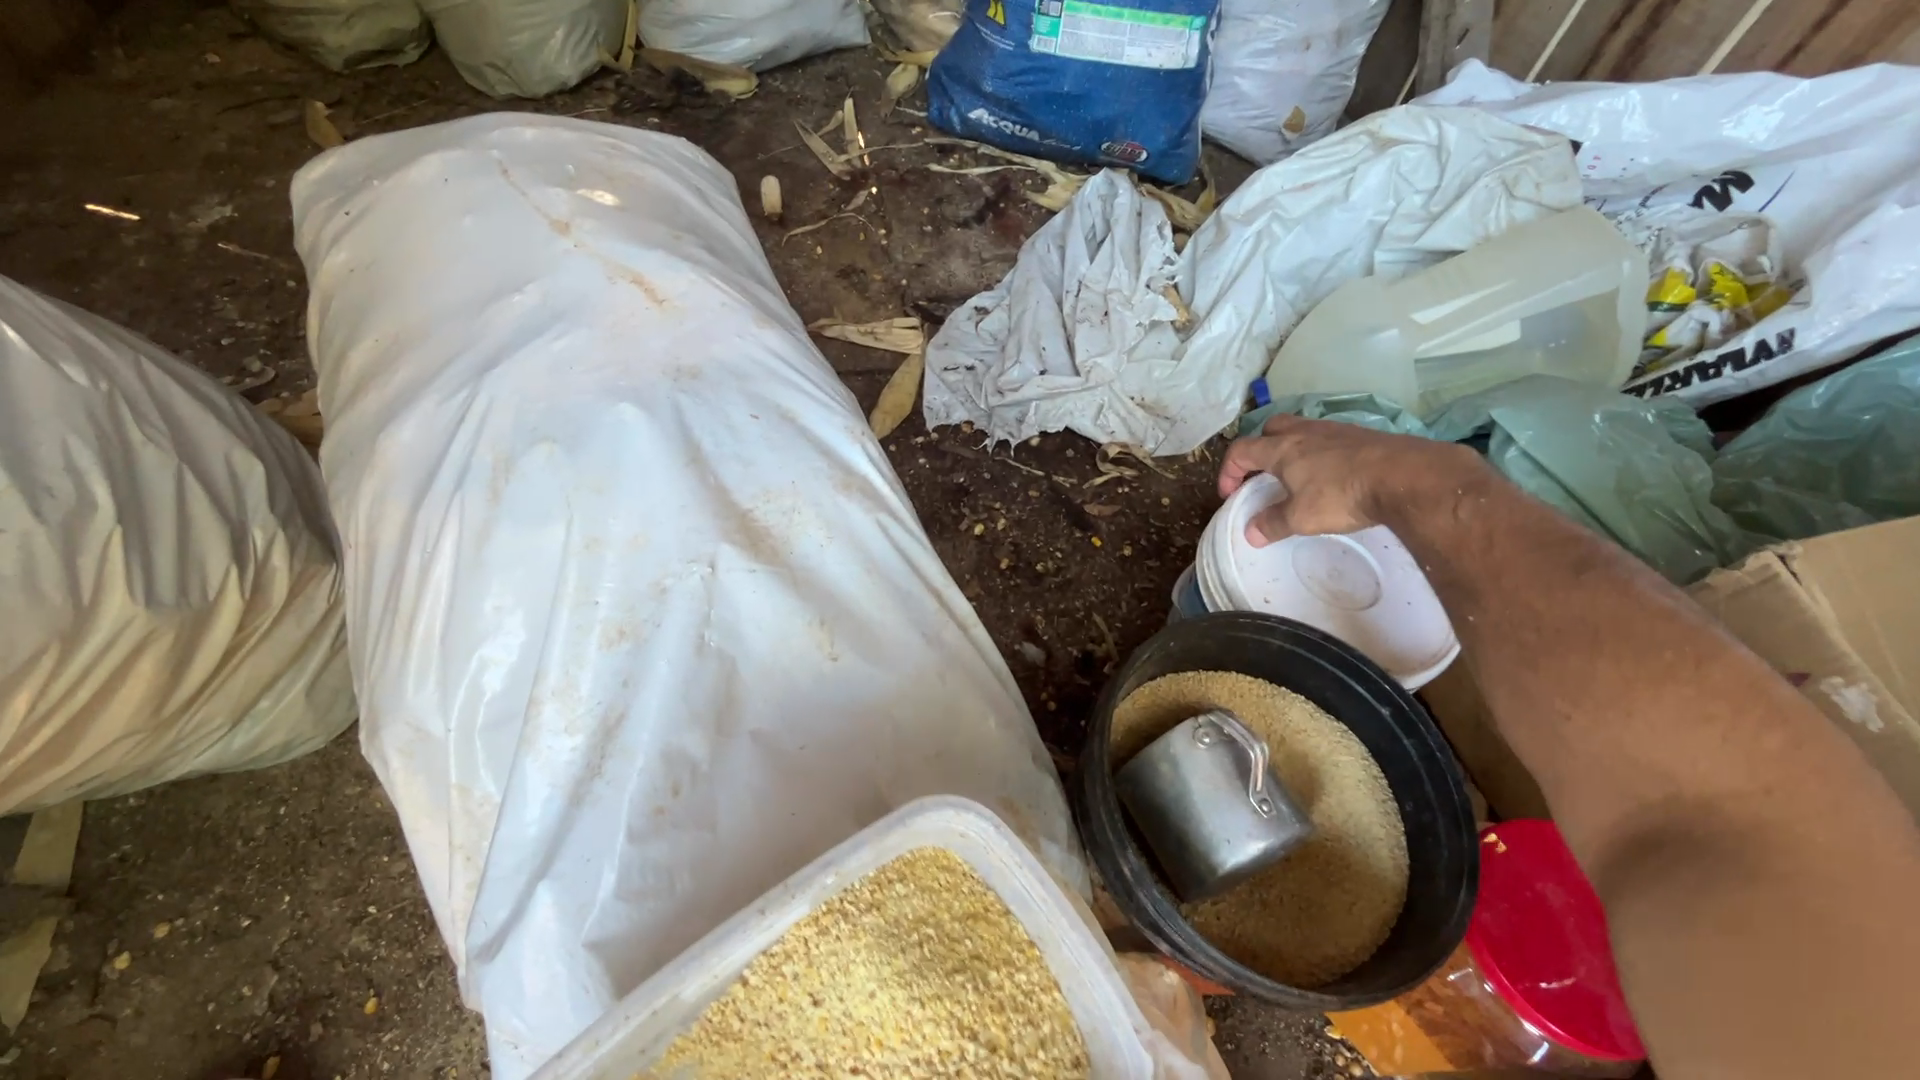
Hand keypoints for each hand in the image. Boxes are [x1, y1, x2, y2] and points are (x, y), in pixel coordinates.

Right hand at [1219, 415, 1486, 546]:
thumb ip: (1273, 523)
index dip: (1229, 471)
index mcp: (1282, 448)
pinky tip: (1331, 475)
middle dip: (1259, 449)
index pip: (1241, 450)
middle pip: (1270, 429)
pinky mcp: (1362, 436)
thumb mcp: (1301, 517)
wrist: (1405, 476)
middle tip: (1262, 474)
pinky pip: (1329, 439)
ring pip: (1302, 430)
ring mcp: (1335, 430)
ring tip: (1297, 475)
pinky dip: (1320, 453)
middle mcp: (1305, 432)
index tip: (1230, 494)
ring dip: (1291, 449)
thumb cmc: (1342, 495)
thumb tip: (1251, 532)